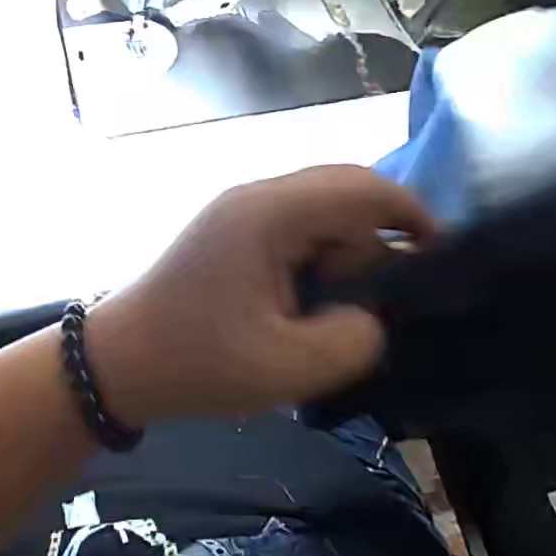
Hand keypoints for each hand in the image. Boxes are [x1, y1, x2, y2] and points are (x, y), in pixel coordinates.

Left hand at [84, 166, 436, 425]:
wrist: (119, 362)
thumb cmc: (196, 363)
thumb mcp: (284, 367)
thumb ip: (351, 340)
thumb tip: (371, 314)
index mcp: (269, 214)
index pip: (360, 187)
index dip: (408, 213)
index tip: (436, 255)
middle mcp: (257, 197)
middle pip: (342, 194)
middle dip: (368, 245)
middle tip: (365, 304)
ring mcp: (241, 210)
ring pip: (321, 213)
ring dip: (339, 256)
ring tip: (322, 313)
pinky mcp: (234, 230)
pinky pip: (296, 229)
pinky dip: (315, 259)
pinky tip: (305, 302)